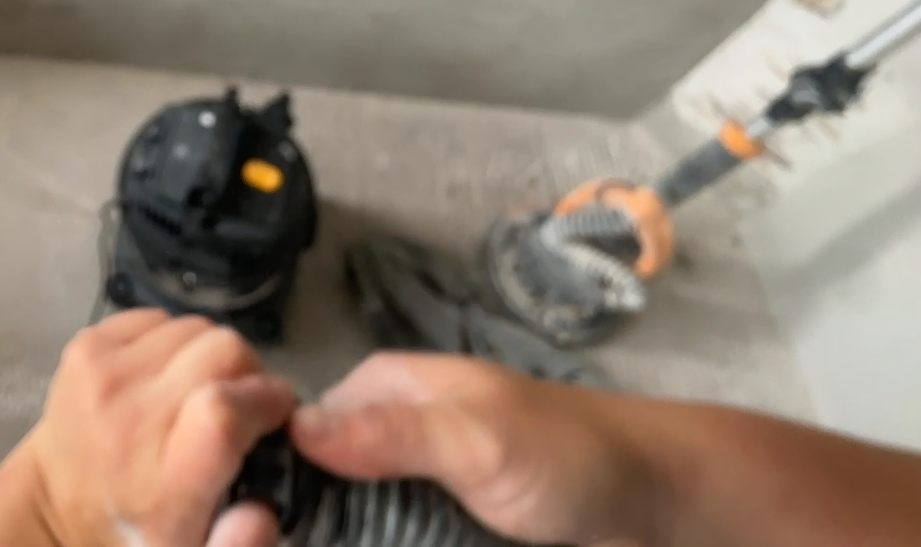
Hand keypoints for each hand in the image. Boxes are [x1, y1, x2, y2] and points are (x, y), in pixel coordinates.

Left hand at [26, 309, 298, 546]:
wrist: (54, 505)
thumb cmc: (136, 530)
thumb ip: (240, 541)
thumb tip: (265, 508)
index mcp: (162, 479)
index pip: (222, 410)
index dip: (264, 397)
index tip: (277, 409)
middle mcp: (128, 415)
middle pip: (220, 348)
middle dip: (246, 369)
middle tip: (240, 399)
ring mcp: (102, 370)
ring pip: (194, 325)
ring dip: (207, 352)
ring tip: (194, 389)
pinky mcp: (87, 342)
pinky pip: (158, 317)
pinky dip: (171, 341)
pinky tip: (160, 375)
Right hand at [289, 354, 656, 546]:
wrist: (661, 505)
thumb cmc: (565, 457)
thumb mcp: (476, 441)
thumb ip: (391, 434)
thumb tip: (292, 429)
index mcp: (379, 389)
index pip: (298, 430)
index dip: (274, 474)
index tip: (259, 532)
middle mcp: (385, 431)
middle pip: (320, 481)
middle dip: (307, 524)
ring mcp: (413, 483)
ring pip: (352, 520)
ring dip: (341, 541)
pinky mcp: (437, 527)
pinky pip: (388, 540)